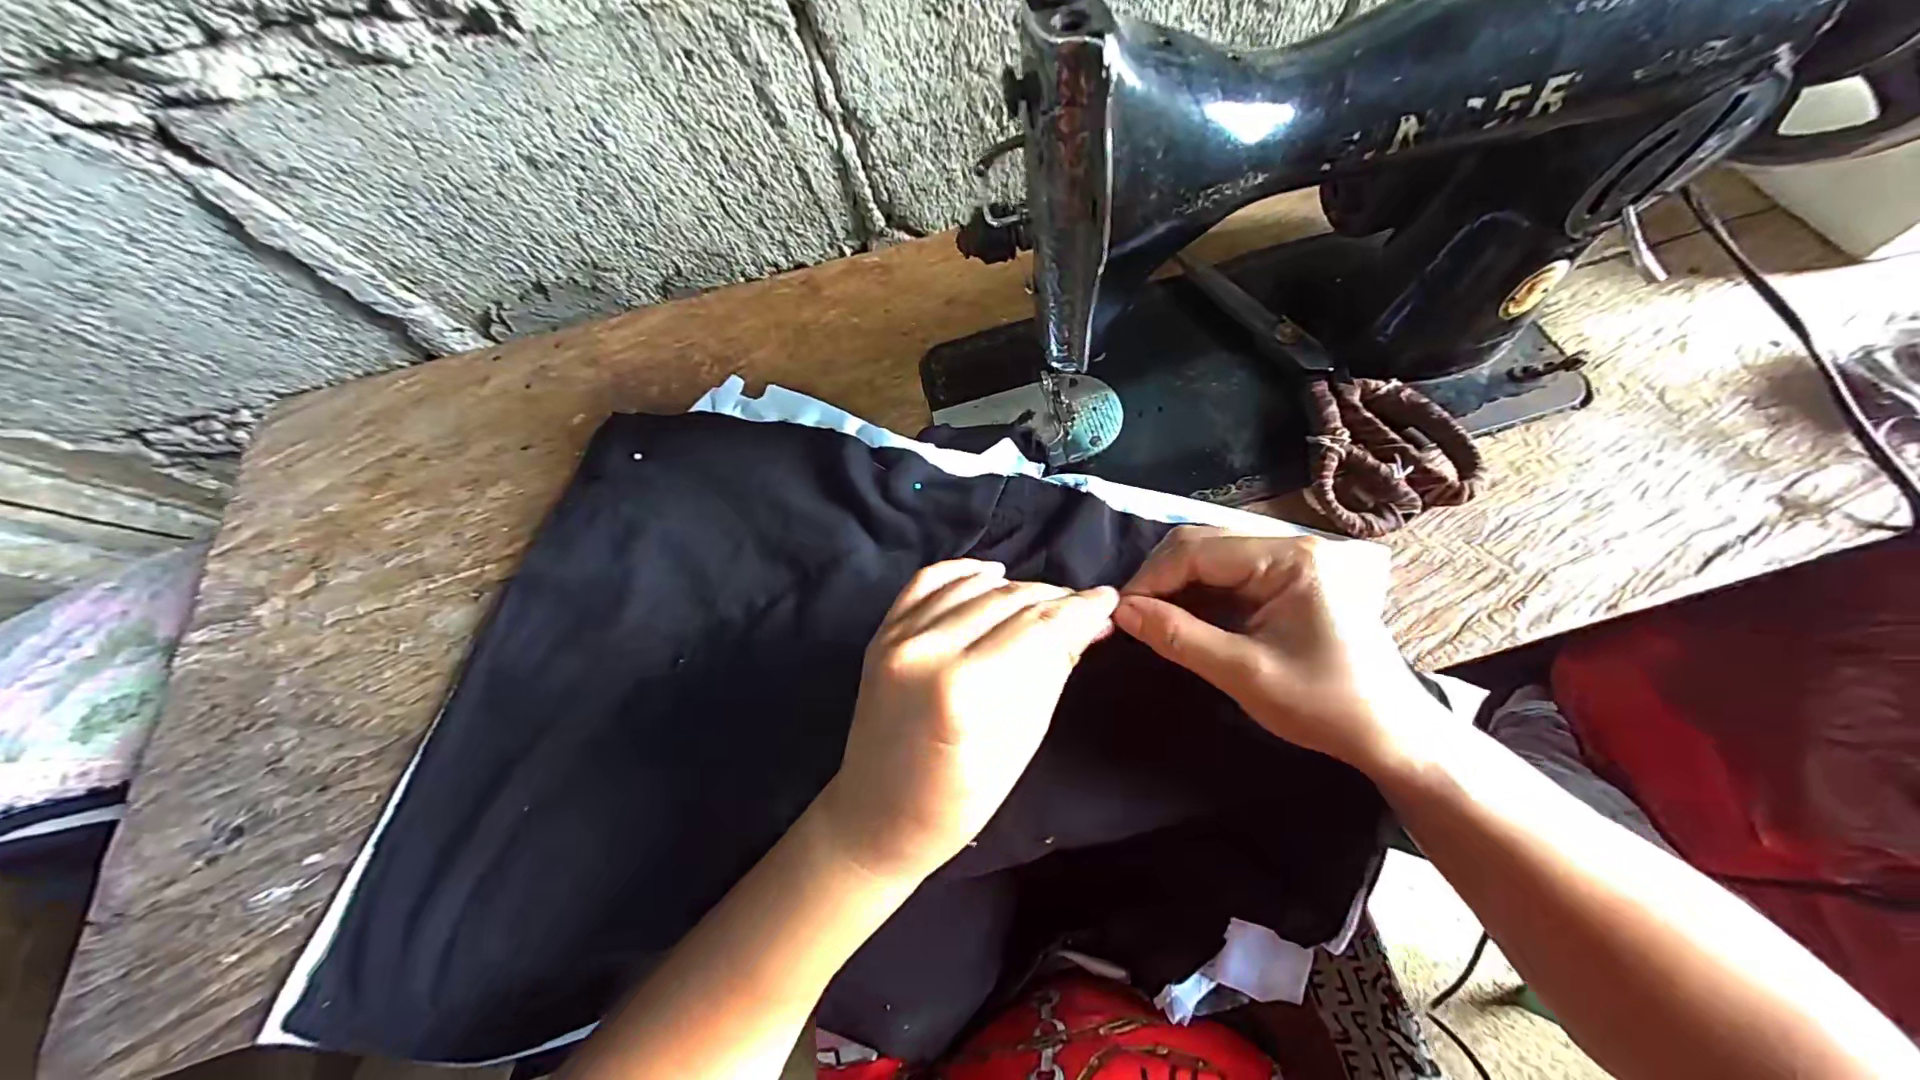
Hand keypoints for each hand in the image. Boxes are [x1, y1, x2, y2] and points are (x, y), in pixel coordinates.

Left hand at [815, 560, 1118, 882]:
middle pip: (1007, 600)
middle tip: (1084, 604)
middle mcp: (926, 649)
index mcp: (963, 688)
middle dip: (1054, 598)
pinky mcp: (882, 633)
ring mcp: (897, 636)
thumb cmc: (958, 800)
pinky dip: (964, 572)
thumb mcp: (1020, 741)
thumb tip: (1089, 623)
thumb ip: (1052, 671)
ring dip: (1017, 585)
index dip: (1080, 609)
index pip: (1037, 627)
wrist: (877, 814)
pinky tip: (992, 575)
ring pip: (972, 585)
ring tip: (1046, 598)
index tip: (1108, 598)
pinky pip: (928, 581)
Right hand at [1110, 527, 1443, 775]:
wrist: (1392, 735)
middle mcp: (1291, 547)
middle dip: (1160, 578)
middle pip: (1202, 544)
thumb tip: (1121, 612)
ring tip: (1148, 618)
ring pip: (1211, 558)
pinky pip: (1228, 576)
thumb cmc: (1326, 705)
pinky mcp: (1288, 581)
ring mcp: (1291, 562)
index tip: (1120, 613)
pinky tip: (1179, 618)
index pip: (1197, 550)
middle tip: (1130, 616)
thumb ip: (1178, 637)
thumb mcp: (1243, 673)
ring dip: (1175, 586)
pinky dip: (1198, 596)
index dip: (1151, 578)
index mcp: (1289, 560)